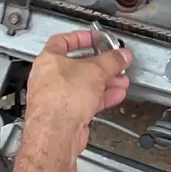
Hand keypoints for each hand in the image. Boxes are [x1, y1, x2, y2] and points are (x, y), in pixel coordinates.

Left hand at [23, 30, 133, 155]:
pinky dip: (102, 97)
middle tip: (115, 62)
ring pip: (84, 85)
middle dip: (101, 65)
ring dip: (105, 82)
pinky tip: (116, 95)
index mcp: (48, 60)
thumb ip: (111, 61)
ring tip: (121, 80)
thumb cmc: (60, 100)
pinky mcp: (67, 113)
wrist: (56, 133)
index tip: (95, 38)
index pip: (63, 41)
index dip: (82, 38)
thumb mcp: (94, 71)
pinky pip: (87, 101)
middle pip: (79, 65)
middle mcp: (50, 78)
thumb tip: (121, 55)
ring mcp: (58, 97)